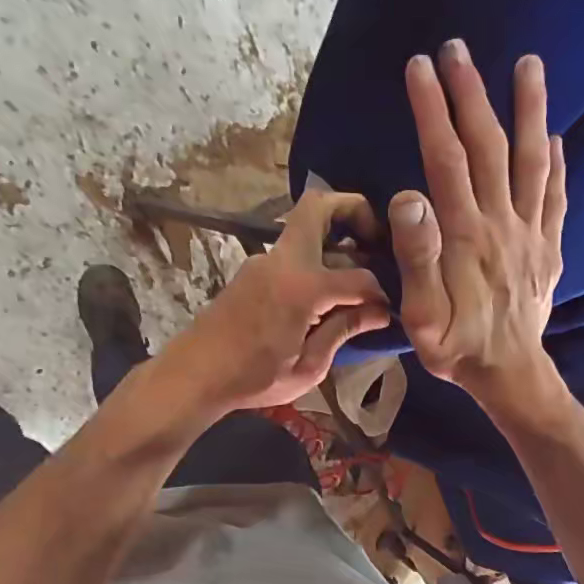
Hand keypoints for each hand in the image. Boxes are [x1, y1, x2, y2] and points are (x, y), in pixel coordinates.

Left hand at [156, 189, 391, 412]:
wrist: (193, 375)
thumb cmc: (253, 378)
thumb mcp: (308, 366)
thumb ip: (343, 331)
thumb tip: (379, 312)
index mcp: (301, 286)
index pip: (359, 275)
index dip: (381, 291)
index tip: (389, 306)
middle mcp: (282, 260)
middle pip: (319, 205)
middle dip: (354, 210)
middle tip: (375, 240)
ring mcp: (264, 261)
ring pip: (305, 226)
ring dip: (334, 236)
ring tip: (357, 269)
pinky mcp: (253, 270)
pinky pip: (293, 251)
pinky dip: (316, 257)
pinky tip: (327, 291)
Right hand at [392, 40, 566, 411]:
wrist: (509, 374)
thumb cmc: (456, 345)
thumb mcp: (422, 313)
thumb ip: (417, 256)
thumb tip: (408, 195)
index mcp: (465, 233)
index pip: (446, 158)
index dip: (433, 110)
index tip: (420, 68)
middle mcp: (502, 221)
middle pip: (488, 146)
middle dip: (471, 94)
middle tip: (457, 49)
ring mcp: (531, 231)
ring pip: (532, 160)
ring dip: (530, 110)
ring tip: (529, 64)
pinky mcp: (549, 247)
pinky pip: (556, 197)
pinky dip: (557, 164)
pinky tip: (557, 138)